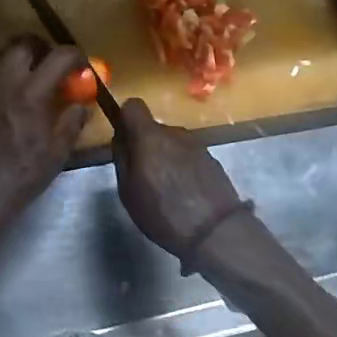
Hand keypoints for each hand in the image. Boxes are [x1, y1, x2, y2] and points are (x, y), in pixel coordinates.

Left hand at [0, 35, 88, 213]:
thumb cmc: (23, 173)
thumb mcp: (58, 151)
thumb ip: (73, 122)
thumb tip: (83, 105)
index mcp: (32, 94)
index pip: (58, 57)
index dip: (76, 56)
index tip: (84, 65)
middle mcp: (8, 82)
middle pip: (25, 43)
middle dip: (45, 47)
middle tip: (58, 65)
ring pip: (7, 53)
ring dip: (26, 56)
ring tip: (41, 76)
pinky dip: (13, 70)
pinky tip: (23, 93)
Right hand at [112, 97, 245, 257]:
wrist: (216, 231)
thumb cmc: (163, 212)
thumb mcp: (128, 191)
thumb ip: (122, 158)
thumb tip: (121, 138)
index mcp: (149, 136)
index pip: (133, 105)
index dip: (125, 118)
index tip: (124, 138)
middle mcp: (174, 133)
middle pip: (154, 129)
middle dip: (146, 145)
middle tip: (144, 175)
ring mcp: (196, 145)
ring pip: (172, 143)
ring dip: (166, 158)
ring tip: (166, 189)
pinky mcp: (212, 159)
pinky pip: (188, 156)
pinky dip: (183, 168)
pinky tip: (185, 194)